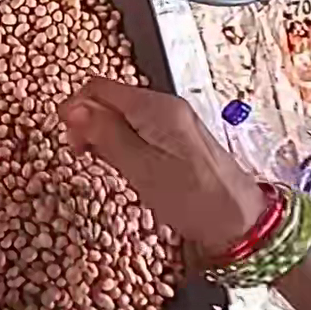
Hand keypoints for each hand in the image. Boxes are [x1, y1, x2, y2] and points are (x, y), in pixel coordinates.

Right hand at [59, 78, 269, 256]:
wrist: (241, 221)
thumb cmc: (193, 199)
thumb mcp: (142, 169)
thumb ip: (106, 136)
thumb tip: (73, 109)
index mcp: (155, 107)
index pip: (99, 88)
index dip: (75, 108)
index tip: (69, 141)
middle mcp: (164, 106)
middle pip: (110, 99)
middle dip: (89, 123)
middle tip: (85, 158)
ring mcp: (172, 121)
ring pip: (122, 116)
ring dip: (104, 135)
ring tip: (107, 166)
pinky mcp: (176, 138)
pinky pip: (138, 129)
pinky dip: (122, 144)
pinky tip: (126, 167)